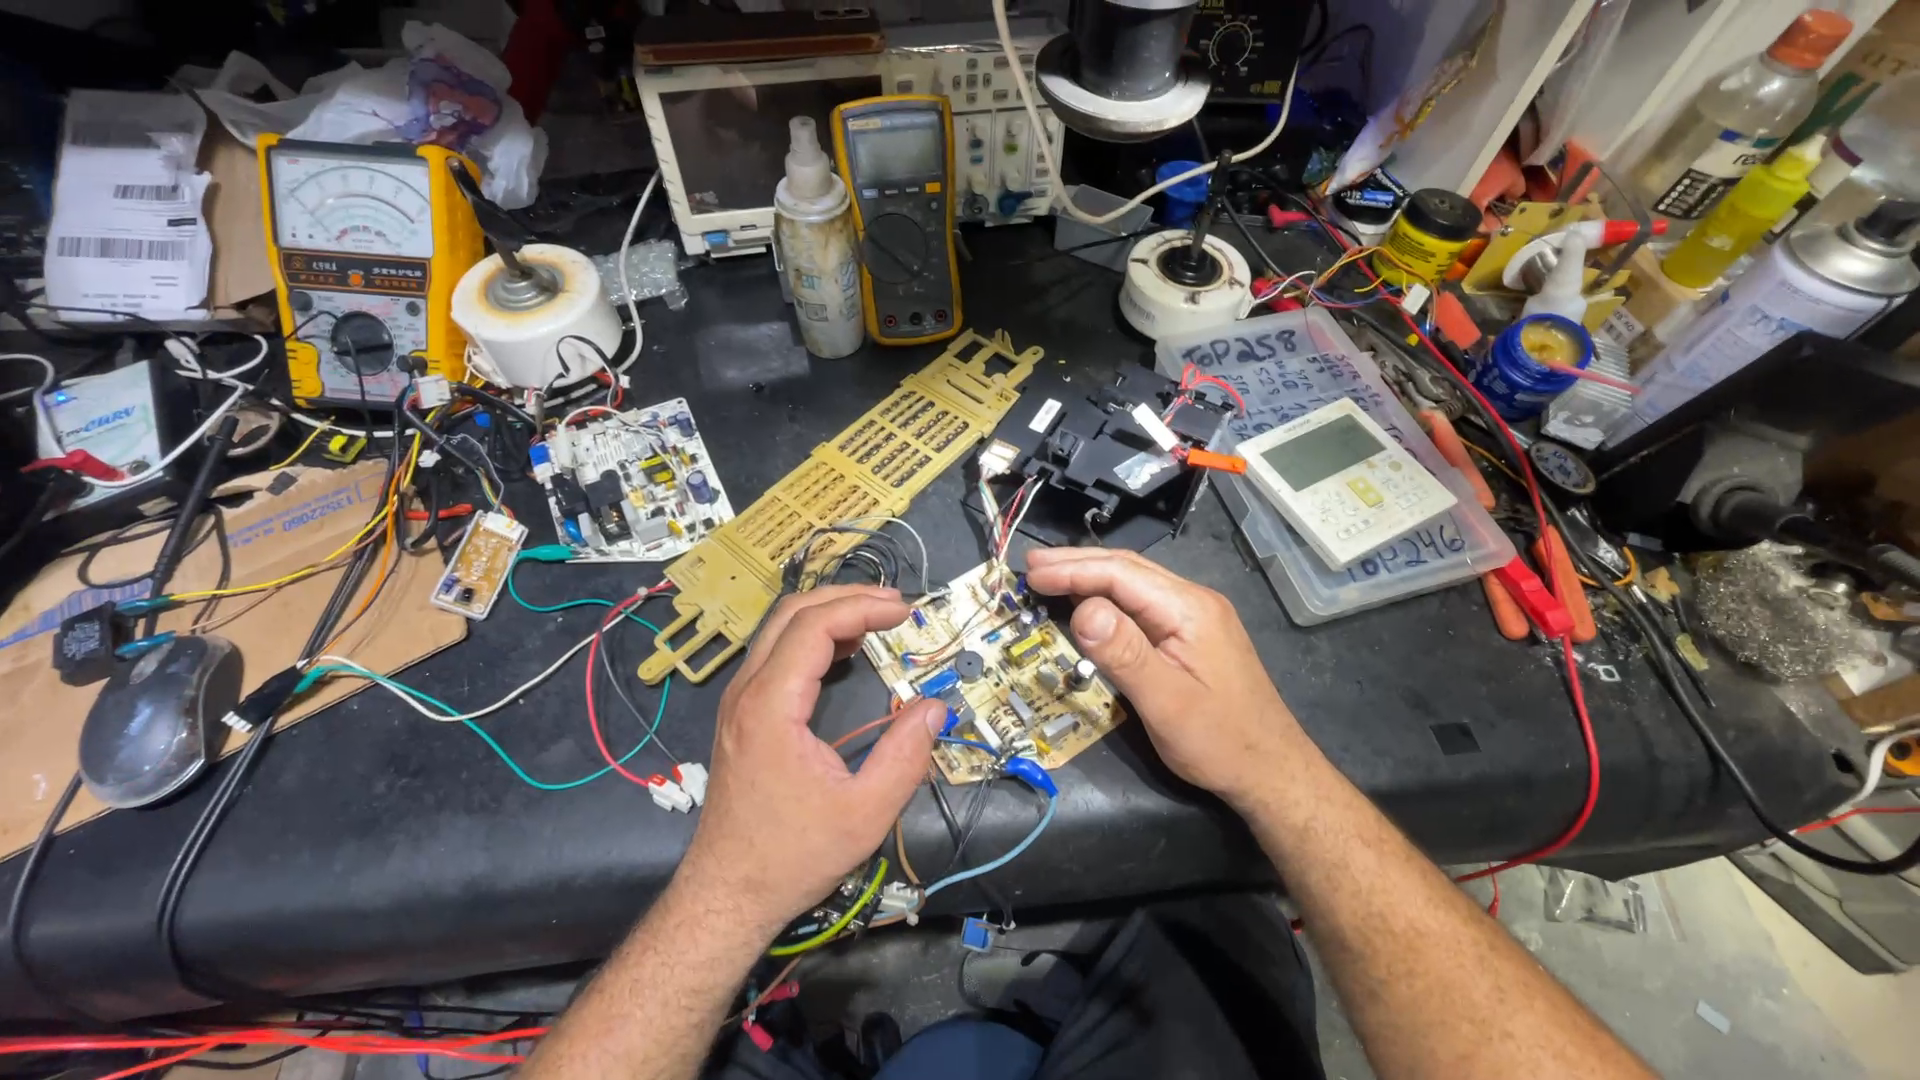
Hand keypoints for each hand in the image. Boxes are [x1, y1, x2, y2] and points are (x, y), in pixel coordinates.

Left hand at [677, 586, 942, 935]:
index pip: (814, 625)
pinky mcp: (741, 715)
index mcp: (771, 705)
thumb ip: (905, 756)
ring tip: (878, 620)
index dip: (863, 607)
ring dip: (828, 614)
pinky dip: (812, 638)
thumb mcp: (865, 813)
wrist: (727, 892)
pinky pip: (775, 654)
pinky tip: (845, 652)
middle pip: (792, 613)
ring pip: (779, 629)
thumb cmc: (794, 855)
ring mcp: (738, 701)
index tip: (906, 612)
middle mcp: (747, 691)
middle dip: (847, 598)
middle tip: (896, 606)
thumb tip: (934, 708)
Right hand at [1025, 548, 1306, 809]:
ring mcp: (1195, 618)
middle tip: (1030, 568)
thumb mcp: (1166, 702)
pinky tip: (1088, 604)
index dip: (1073, 571)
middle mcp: (1194, 602)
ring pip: (1135, 584)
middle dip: (1077, 565)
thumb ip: (1124, 654)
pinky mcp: (1192, 636)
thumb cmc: (1219, 741)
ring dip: (1091, 578)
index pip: (1121, 575)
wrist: (1272, 771)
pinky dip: (1108, 598)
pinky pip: (1142, 605)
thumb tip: (1081, 609)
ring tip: (1049, 577)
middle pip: (1128, 570)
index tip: (1031, 576)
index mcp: (1189, 610)